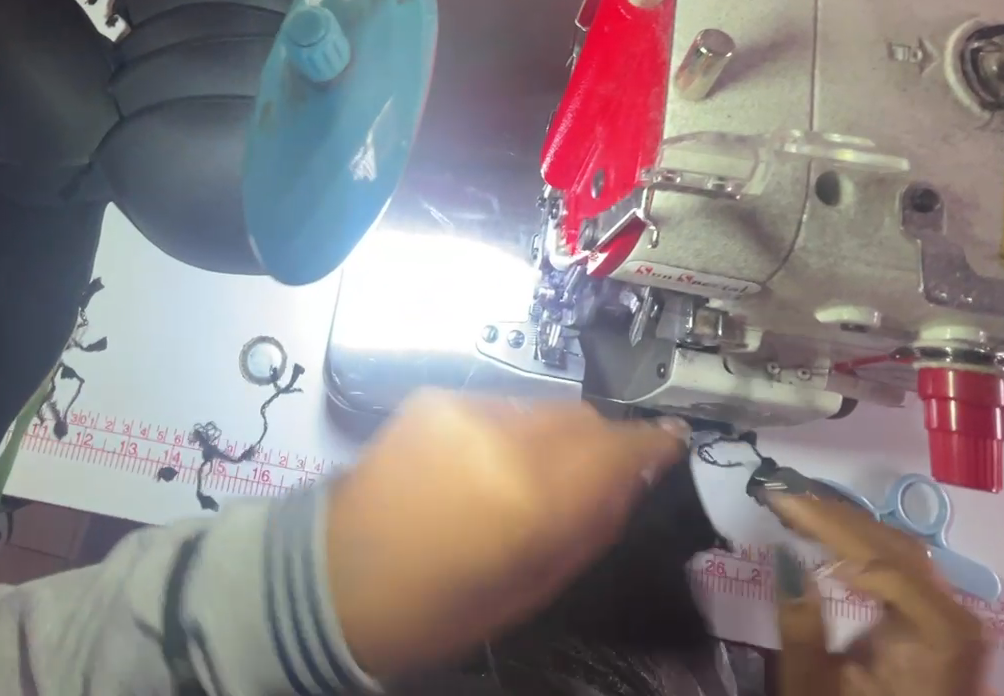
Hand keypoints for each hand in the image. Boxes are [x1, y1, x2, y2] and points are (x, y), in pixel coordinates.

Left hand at [325, 391, 689, 678]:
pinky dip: (507, 428)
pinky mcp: (431, 397)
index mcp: (530, 494)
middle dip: (599, 441)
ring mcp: (461, 407)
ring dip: (551, 434)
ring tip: (528, 474)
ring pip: (540, 405)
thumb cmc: (439, 605)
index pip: (617, 447)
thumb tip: (630, 479)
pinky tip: (484, 462)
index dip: (651, 443)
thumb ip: (590, 525)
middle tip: (596, 476)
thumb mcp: (531, 586)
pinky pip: (496, 404)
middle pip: (581, 415)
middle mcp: (500, 433)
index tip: (668, 445)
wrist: (334, 574)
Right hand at [770, 494, 991, 695]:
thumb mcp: (810, 690)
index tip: (789, 514)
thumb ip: (800, 626)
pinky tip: (834, 544)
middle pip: (908, 557)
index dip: (844, 538)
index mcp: (932, 659)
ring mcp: (952, 635)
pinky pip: (910, 574)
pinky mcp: (938, 634)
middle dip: (843, 520)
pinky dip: (870, 549)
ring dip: (855, 528)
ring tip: (803, 509)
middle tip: (786, 498)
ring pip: (912, 559)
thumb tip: (787, 560)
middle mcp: (955, 640)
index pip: (899, 576)